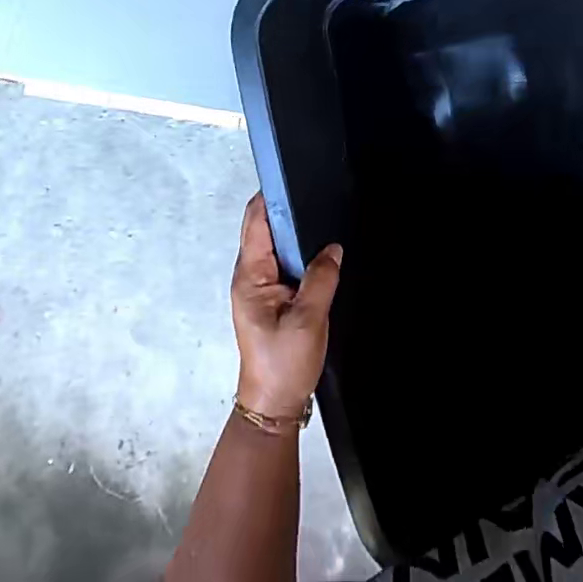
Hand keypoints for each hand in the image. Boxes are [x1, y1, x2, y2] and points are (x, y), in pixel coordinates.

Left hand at [231, 193, 342, 420]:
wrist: (274, 403)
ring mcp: (258, 286)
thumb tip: (333, 247)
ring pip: (274, 247)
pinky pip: (282, 264)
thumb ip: (321, 279)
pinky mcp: (269, 298)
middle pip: (263, 229)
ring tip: (320, 217)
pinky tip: (317, 252)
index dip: (270, 198)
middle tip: (315, 194)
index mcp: (250, 275)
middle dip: (284, 211)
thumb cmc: (284, 363)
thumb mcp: (308, 320)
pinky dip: (297, 254)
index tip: (292, 179)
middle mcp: (249, 275)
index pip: (255, 222)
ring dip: (292, 234)